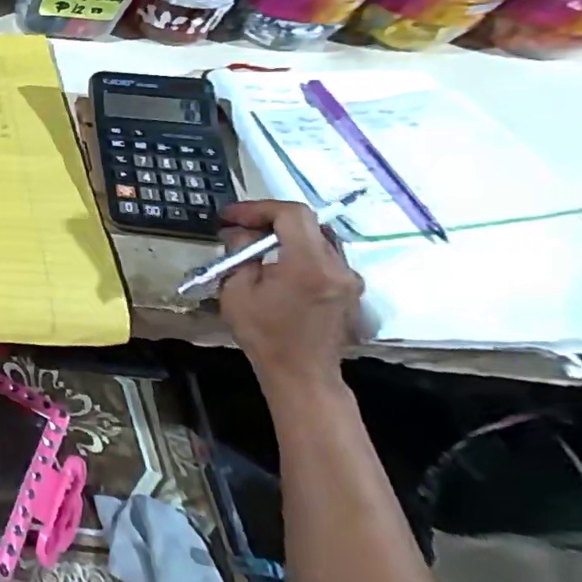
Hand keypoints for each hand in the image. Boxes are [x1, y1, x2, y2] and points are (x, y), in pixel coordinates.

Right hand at [216, 200, 364, 393]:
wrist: (301, 373)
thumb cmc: (264, 333)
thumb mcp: (236, 290)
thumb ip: (241, 254)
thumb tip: (240, 233)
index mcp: (310, 265)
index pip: (293, 214)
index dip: (258, 208)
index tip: (231, 217)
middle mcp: (338, 268)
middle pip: (307, 224)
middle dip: (269, 220)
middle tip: (239, 229)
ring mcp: (349, 280)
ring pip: (317, 240)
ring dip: (284, 236)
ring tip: (254, 247)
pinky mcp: (349, 290)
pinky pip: (324, 258)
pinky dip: (298, 252)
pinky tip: (274, 267)